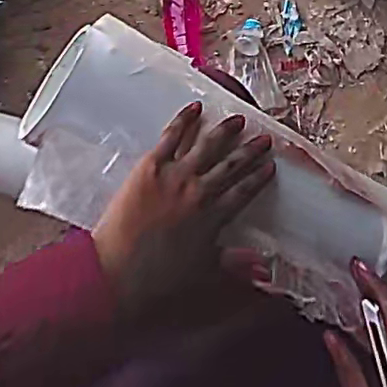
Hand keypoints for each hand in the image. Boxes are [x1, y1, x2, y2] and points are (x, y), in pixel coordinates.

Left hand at [92, 102, 275, 315]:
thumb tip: (265, 267)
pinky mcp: (151, 164)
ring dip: (225, 131)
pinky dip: (185, 119)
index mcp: (213, 217)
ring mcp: (175, 174)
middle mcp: (199, 191)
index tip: (270, 165)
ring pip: (207, 145)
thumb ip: (235, 264)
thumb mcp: (204, 274)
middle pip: (231, 165)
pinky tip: (196, 107)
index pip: (243, 192)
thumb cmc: (159, 279)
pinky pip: (172, 135)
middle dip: (250, 150)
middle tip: (263, 138)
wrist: (116, 273)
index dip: (258, 178)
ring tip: (238, 120)